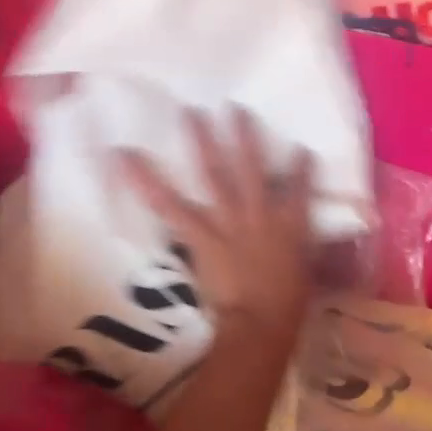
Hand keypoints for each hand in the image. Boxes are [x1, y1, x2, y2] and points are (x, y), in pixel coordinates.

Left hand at [119, 108, 316, 348]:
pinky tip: (124, 160)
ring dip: (204, 142)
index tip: (301, 151)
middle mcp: (262, 214)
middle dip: (244, 138)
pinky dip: (147, 184)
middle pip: (252, 168)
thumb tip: (307, 256)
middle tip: (233, 108)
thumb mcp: (307, 277)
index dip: (301, 169)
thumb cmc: (290, 307)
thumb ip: (306, 259)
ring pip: (216, 175)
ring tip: (191, 114)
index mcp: (293, 226)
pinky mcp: (202, 236)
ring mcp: (230, 222)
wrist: (262, 322)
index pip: (299, 190)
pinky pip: (171, 207)